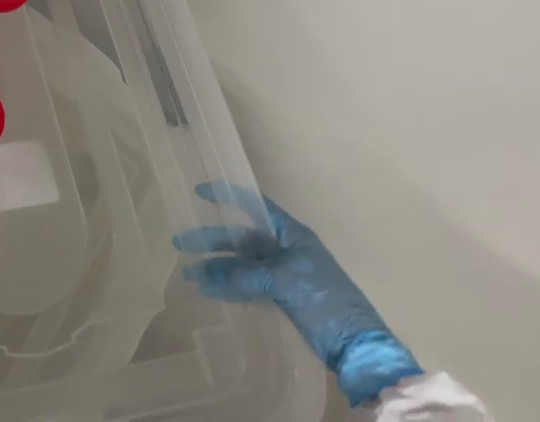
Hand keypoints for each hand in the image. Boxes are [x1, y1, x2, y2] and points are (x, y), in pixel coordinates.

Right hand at [173, 182, 422, 406]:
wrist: (358, 347)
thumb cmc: (324, 300)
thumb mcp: (282, 281)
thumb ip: (241, 275)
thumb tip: (202, 276)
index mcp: (290, 234)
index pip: (254, 205)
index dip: (227, 196)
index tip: (199, 192)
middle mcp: (284, 249)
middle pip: (241, 237)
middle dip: (211, 240)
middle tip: (181, 243)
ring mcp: (283, 274)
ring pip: (241, 264)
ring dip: (216, 268)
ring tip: (190, 275)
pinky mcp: (283, 297)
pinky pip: (248, 285)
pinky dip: (228, 287)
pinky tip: (209, 292)